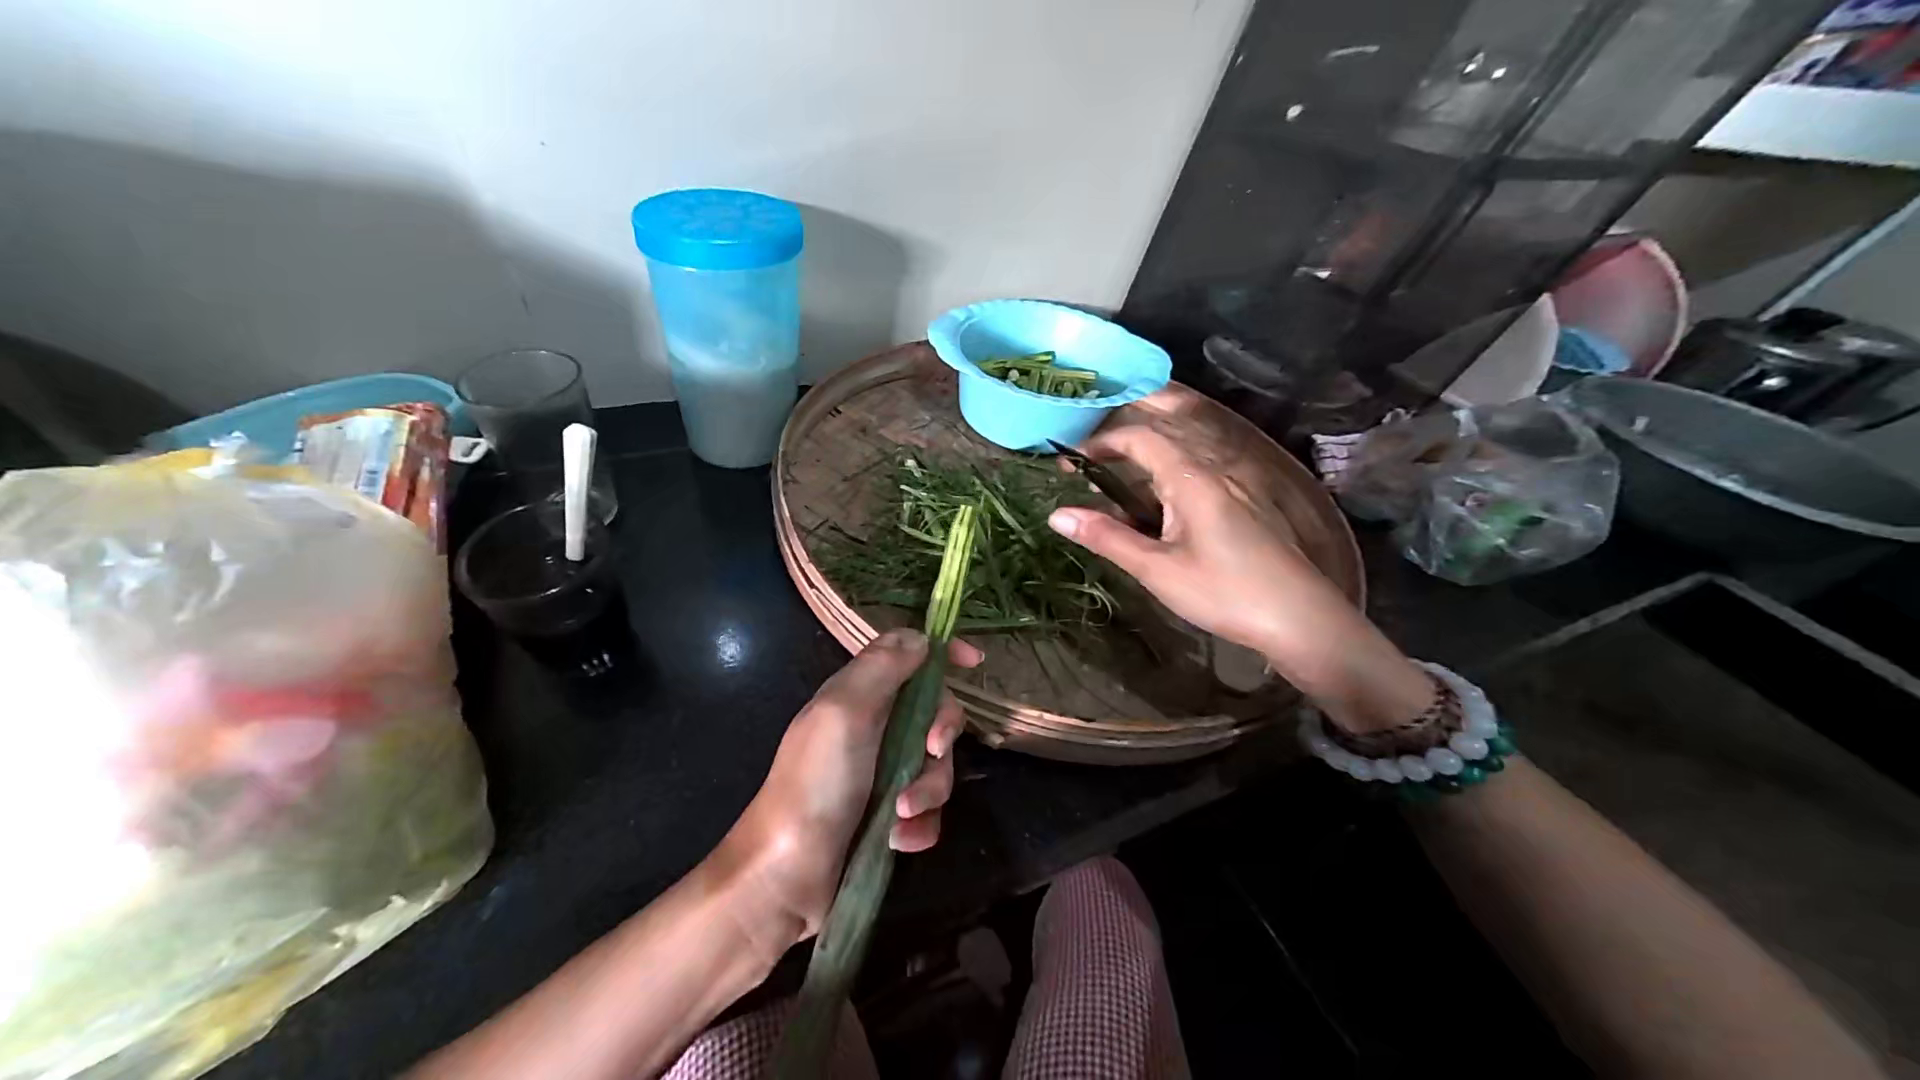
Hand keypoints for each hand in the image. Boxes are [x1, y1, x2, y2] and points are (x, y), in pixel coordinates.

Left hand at [721, 629, 979, 957]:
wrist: (787, 876)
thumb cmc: (815, 784)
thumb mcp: (844, 713)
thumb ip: (882, 668)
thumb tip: (922, 638)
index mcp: (861, 694)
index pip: (908, 654)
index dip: (943, 652)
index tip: (975, 662)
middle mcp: (876, 727)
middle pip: (936, 712)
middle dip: (941, 736)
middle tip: (928, 753)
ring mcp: (884, 772)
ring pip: (938, 766)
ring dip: (927, 790)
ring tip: (899, 815)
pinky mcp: (891, 814)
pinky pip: (929, 809)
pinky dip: (919, 825)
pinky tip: (897, 839)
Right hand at [1047, 426, 1430, 733]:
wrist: (1299, 618)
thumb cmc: (1224, 593)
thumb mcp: (1157, 570)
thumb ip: (1107, 538)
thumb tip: (1056, 515)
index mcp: (1191, 477)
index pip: (1140, 436)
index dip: (1101, 441)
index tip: (1071, 461)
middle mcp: (1215, 468)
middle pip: (1164, 432)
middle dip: (1122, 440)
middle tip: (1088, 464)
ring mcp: (1235, 481)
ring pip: (1183, 451)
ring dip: (1145, 457)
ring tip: (1114, 486)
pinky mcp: (1245, 500)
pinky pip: (1199, 469)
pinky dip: (1167, 474)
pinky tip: (1156, 505)